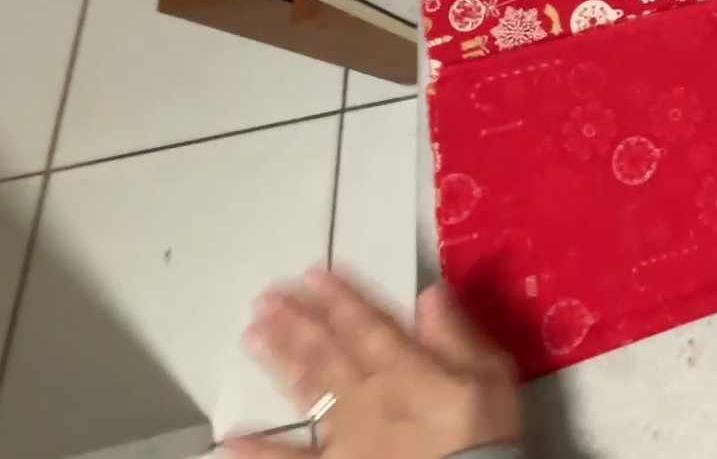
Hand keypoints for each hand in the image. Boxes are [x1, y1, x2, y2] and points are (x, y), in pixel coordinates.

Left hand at [228, 269, 521, 458]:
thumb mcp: (486, 372)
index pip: (366, 325)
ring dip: (279, 362)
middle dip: (299, 322)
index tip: (313, 274)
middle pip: (328, 353)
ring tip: (252, 336)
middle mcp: (365, 396)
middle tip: (266, 299)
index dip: (339, 298)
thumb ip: (455, 335)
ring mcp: (344, 435)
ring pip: (307, 391)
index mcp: (403, 368)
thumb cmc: (480, 424)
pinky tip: (230, 439)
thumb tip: (429, 293)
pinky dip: (258, 452)